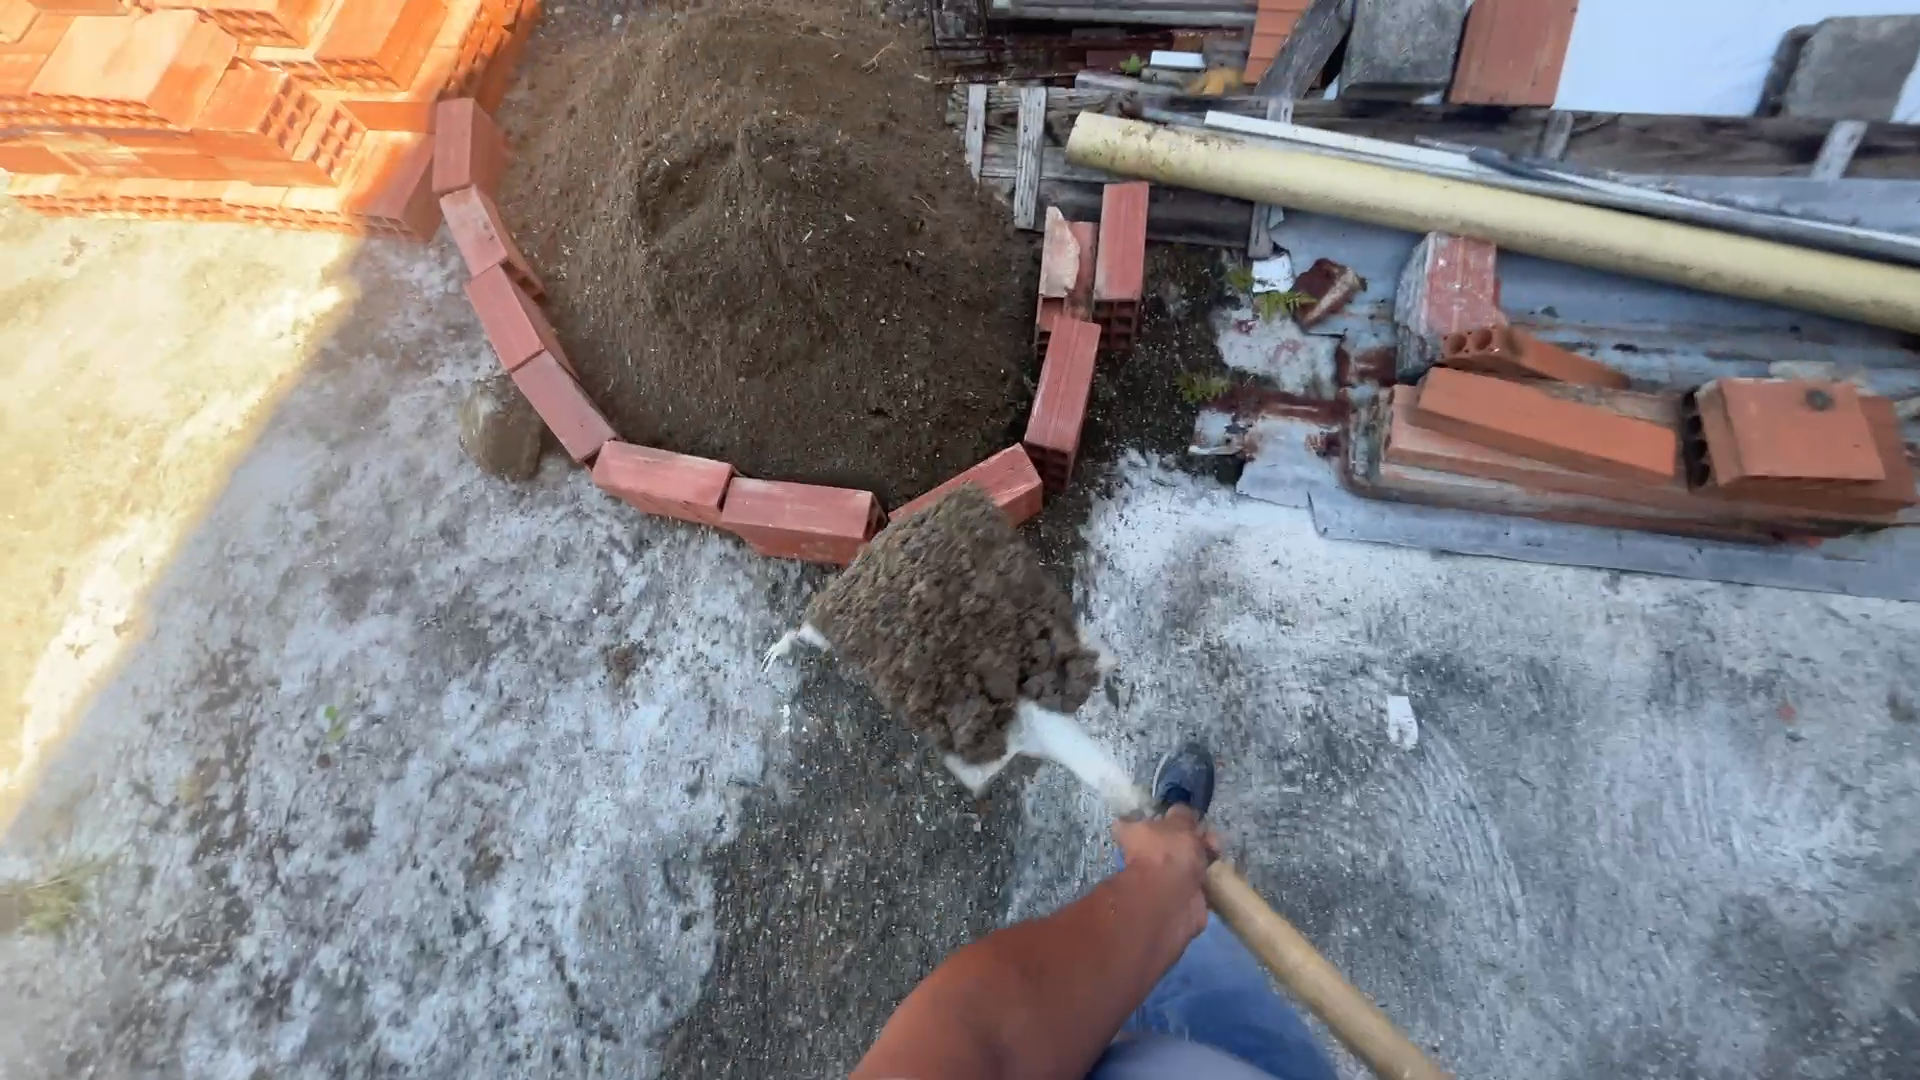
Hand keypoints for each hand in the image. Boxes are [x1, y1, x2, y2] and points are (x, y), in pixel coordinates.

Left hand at [1113, 805, 1218, 941]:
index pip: (1133, 821)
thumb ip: (1183, 815)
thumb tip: (1184, 812)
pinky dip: (1206, 878)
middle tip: (1207, 835)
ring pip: (1182, 861)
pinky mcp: (1179, 895)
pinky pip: (1194, 881)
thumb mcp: (1179, 823)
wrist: (1173, 900)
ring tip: (1218, 851)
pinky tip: (1219, 869)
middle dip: (1188, 838)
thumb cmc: (1169, 853)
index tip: (1172, 816)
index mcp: (1134, 832)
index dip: (1151, 818)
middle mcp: (1143, 853)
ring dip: (1200, 857)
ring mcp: (1161, 876)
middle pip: (1166, 841)